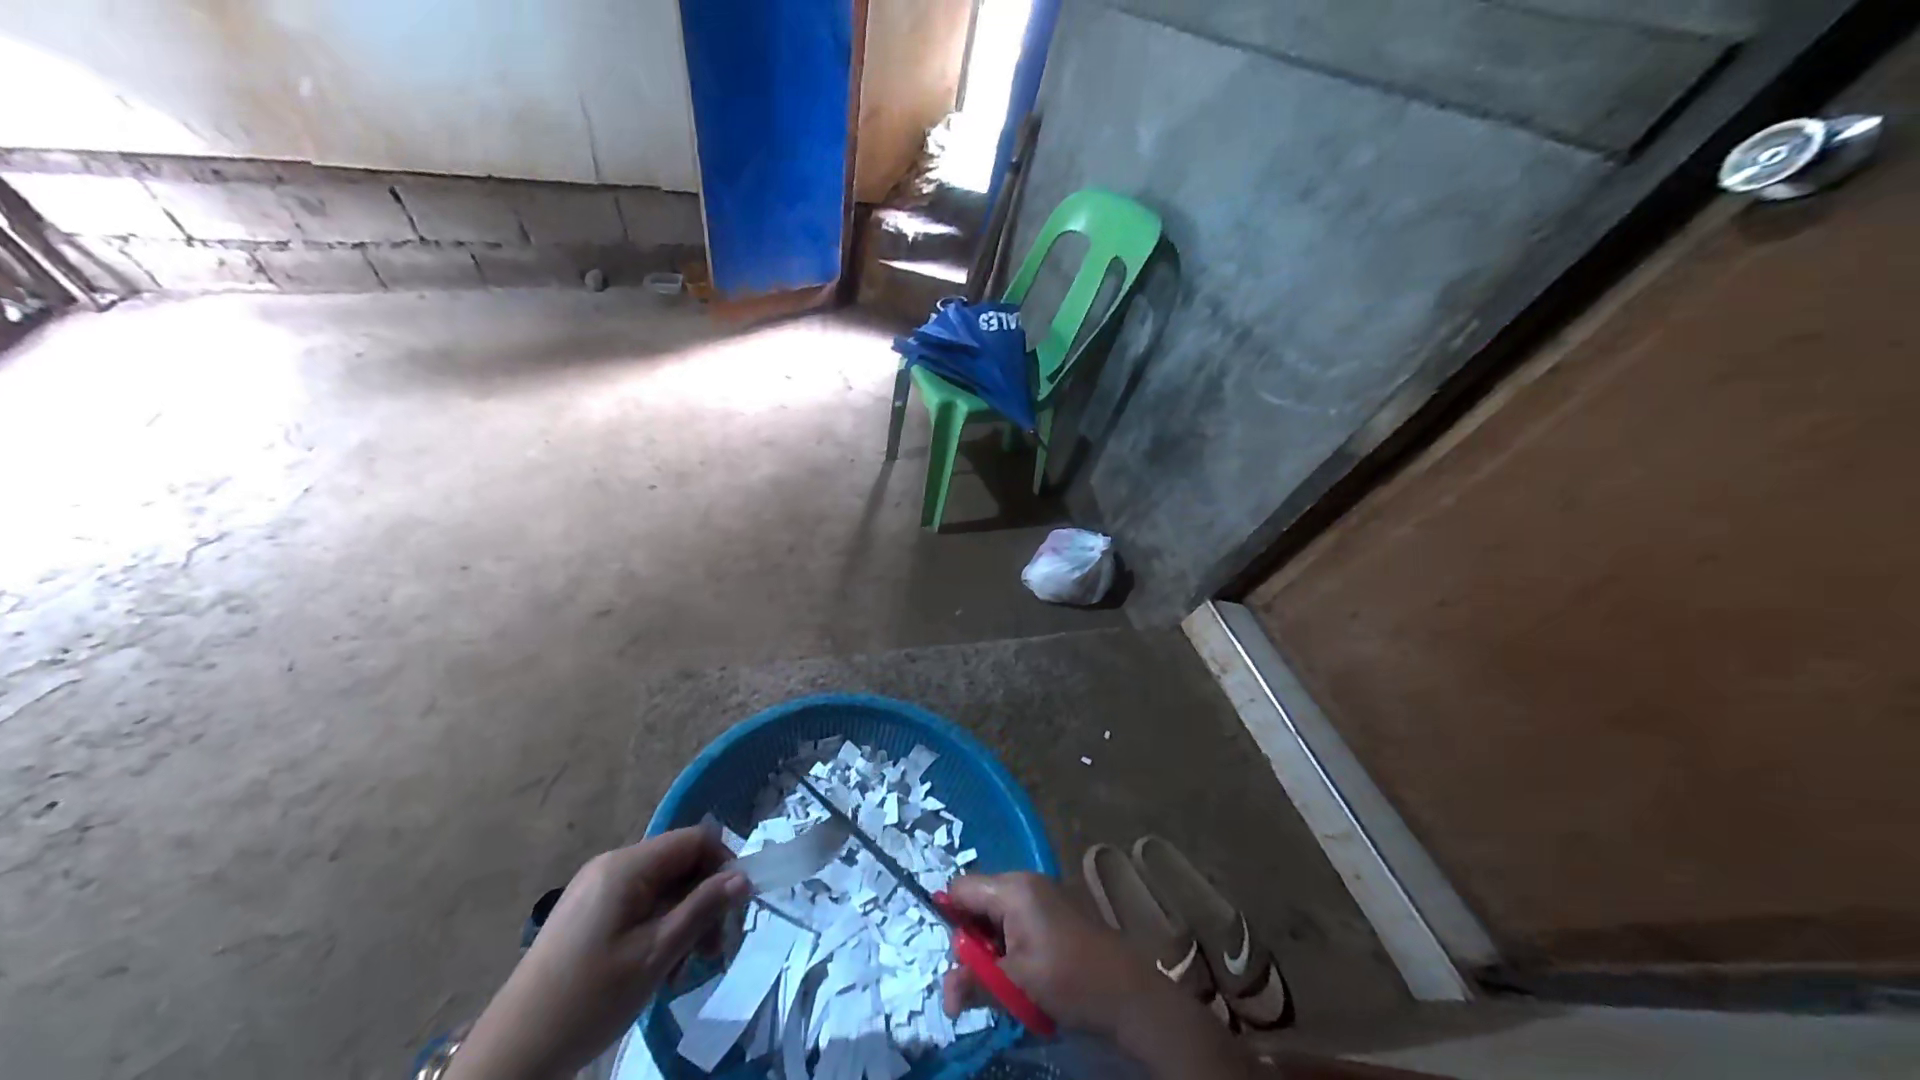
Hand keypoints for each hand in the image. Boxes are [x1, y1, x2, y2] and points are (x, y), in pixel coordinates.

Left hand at [446, 828, 749, 1079]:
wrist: (513, 1053)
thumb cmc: (590, 999)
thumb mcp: (656, 954)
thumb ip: (703, 909)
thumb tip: (743, 876)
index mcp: (626, 866)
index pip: (695, 840)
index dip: (723, 866)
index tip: (735, 910)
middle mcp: (612, 866)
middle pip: (680, 865)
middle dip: (704, 902)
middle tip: (713, 952)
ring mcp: (597, 889)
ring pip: (663, 889)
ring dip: (684, 922)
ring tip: (686, 969)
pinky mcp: (589, 914)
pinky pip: (640, 906)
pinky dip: (659, 930)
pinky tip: (660, 969)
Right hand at [940, 873, 1251, 1079]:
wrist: (1130, 993)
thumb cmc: (1070, 980)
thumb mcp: (1016, 984)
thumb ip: (974, 983)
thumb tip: (944, 996)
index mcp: (1013, 888)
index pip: (960, 889)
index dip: (951, 920)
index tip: (959, 957)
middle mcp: (1027, 882)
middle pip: (978, 900)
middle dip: (973, 940)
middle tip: (983, 976)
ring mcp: (1045, 895)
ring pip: (998, 914)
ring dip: (994, 947)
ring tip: (1006, 980)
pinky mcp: (1057, 911)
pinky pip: (1018, 920)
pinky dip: (1013, 945)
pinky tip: (1025, 975)